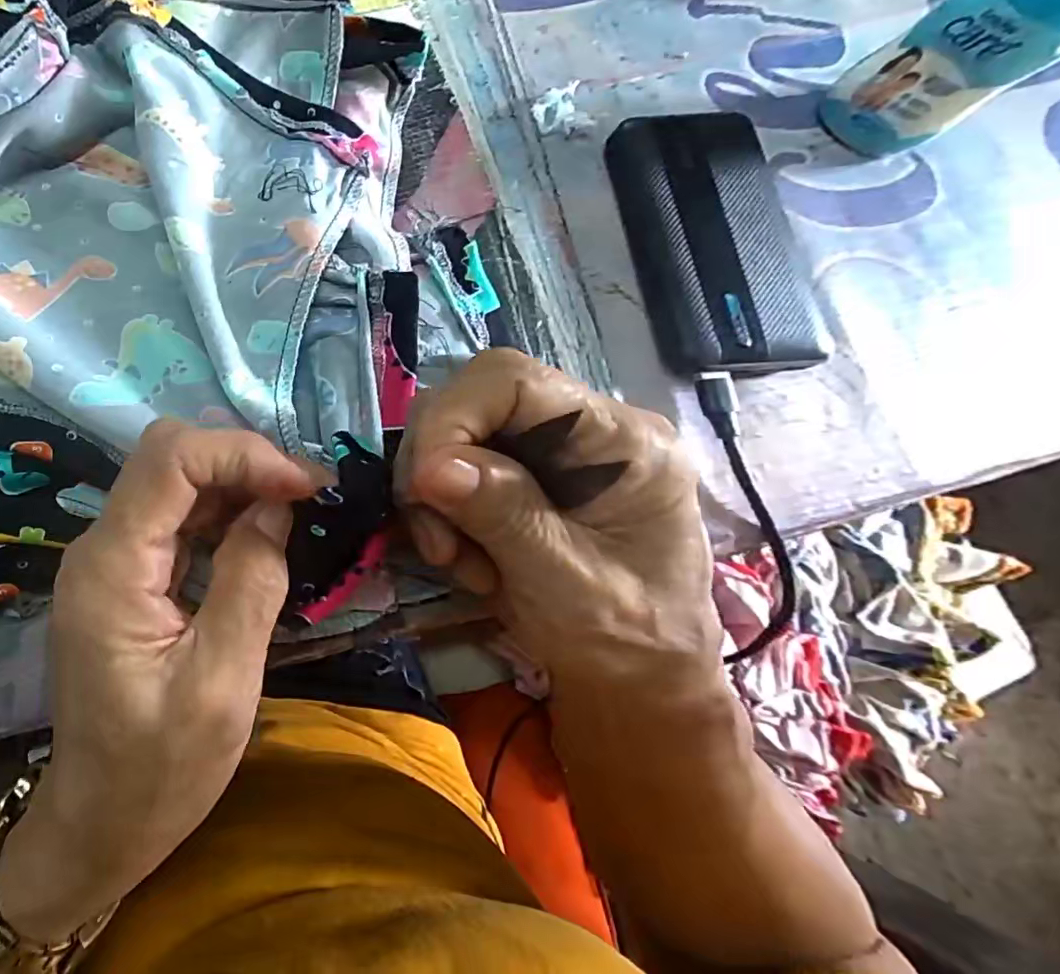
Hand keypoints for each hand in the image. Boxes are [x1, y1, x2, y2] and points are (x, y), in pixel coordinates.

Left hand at [0, 420, 318, 939]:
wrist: (97, 821)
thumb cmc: (157, 771)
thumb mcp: (221, 685)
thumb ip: (250, 585)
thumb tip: (277, 507)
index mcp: (112, 567)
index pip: (169, 460)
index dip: (241, 454)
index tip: (304, 486)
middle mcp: (98, 548)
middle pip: (166, 460)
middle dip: (240, 463)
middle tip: (306, 498)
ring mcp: (106, 561)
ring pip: (171, 485)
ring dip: (234, 487)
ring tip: (295, 514)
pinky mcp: (121, 578)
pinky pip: (171, 523)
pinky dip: (218, 518)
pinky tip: (257, 538)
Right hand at [394, 349, 718, 696]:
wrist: (634, 679)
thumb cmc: (624, 641)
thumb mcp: (568, 587)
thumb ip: (508, 518)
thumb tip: (432, 469)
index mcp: (621, 441)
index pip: (511, 380)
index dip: (451, 418)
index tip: (425, 485)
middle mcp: (583, 426)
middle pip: (468, 401)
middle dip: (433, 466)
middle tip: (439, 539)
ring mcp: (547, 448)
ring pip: (446, 433)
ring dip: (431, 496)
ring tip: (456, 558)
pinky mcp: (517, 472)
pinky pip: (447, 467)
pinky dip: (435, 509)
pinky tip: (461, 554)